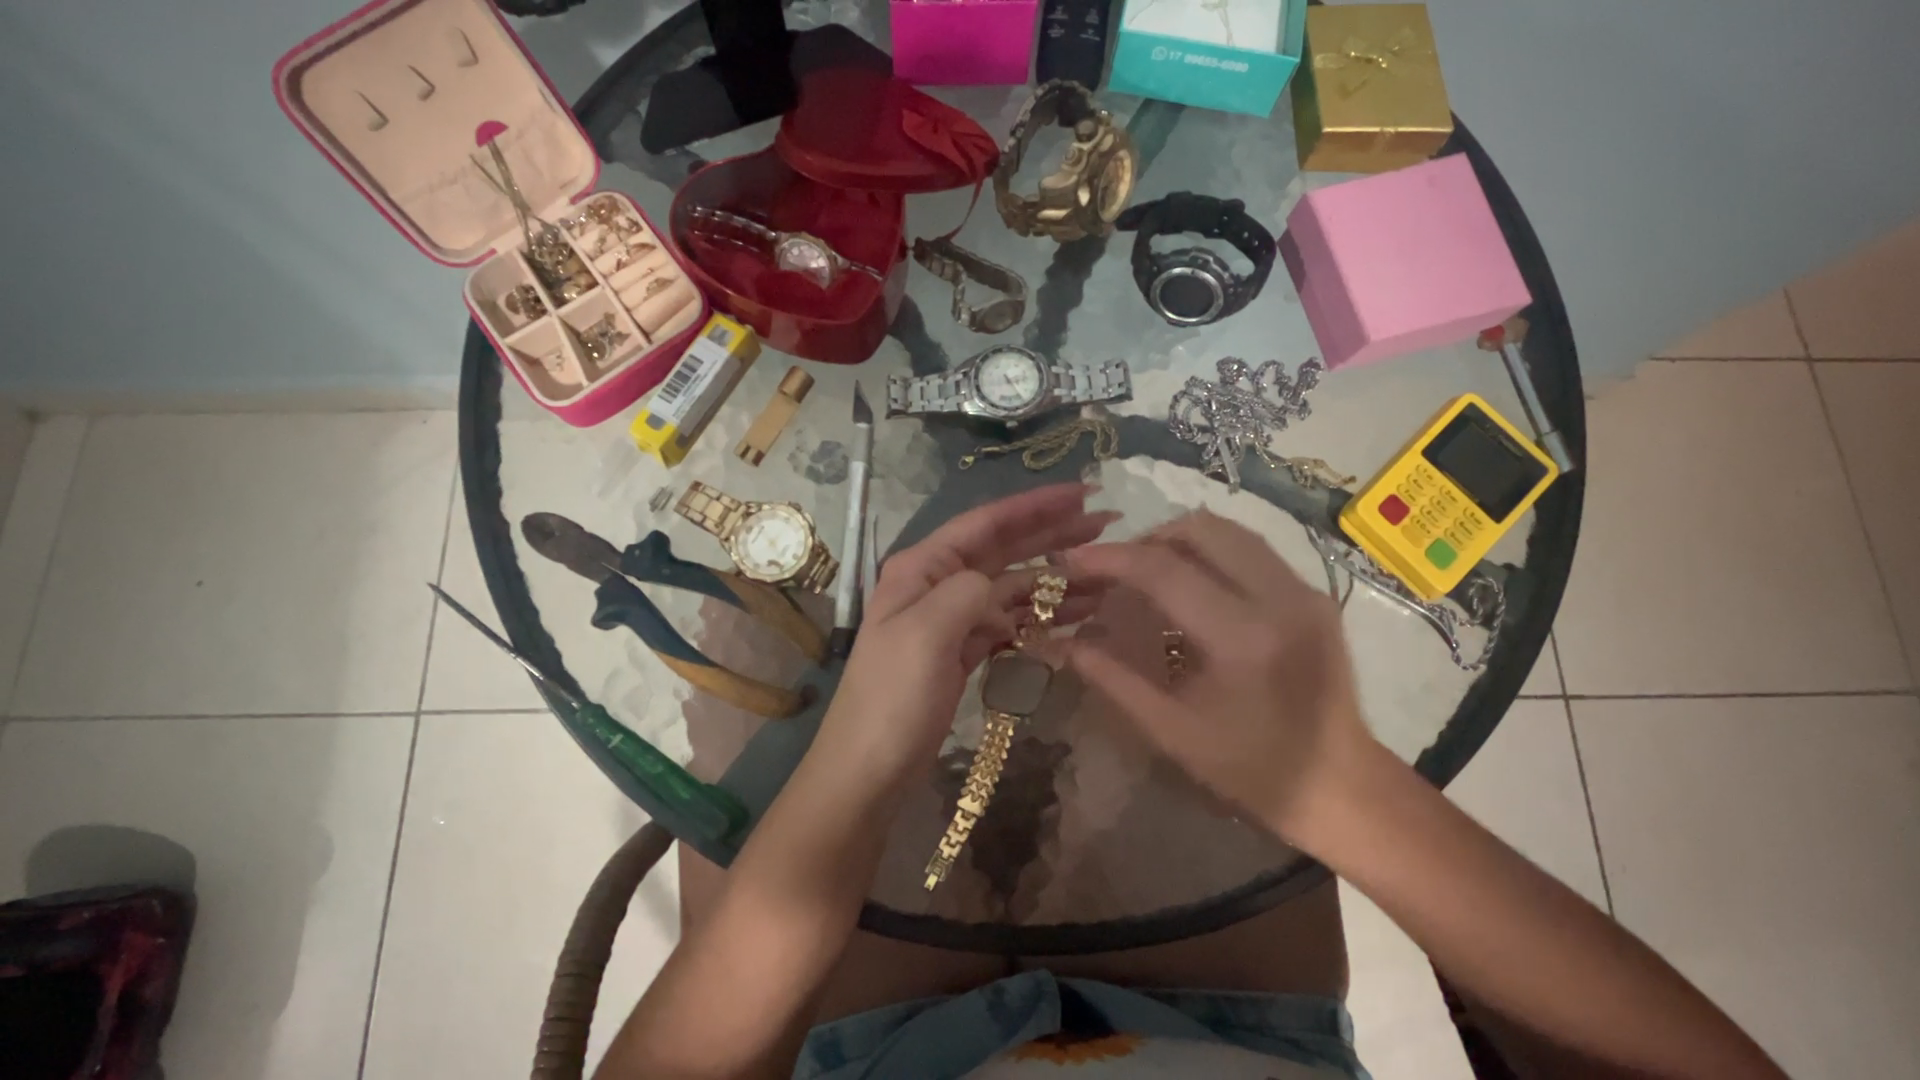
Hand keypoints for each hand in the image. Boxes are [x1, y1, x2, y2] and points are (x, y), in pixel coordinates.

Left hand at [813, 484, 1115, 792]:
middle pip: (1003, 549)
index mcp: (921, 568)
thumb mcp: (925, 635)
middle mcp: (936, 585)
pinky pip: (1010, 623)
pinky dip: (1042, 618)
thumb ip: (967, 592)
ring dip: (1056, 581)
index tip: (1082, 493)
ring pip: (1012, 588)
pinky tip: (1076, 617)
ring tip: (1106, 578)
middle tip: (1107, 525)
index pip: (985, 523)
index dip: (1035, 507)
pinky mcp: (962, 653)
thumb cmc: (891, 700)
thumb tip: (1001, 582)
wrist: (867, 771)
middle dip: (1053, 536)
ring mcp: (949, 620)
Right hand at [1063, 510, 1373, 843]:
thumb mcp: (1171, 731)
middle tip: (1113, 571)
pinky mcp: (1314, 594)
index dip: (1109, 559)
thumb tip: (1061, 642)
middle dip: (1145, 541)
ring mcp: (1304, 591)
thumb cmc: (1251, 770)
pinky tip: (1189, 586)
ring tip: (1147, 574)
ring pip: (1229, 530)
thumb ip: (1113, 678)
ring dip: (1179, 541)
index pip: (1164, 571)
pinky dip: (1210, 553)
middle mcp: (1280, 598)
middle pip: (1200, 530)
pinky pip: (1252, 549)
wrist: (1340, 787)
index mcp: (1243, 639)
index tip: (1070, 561)